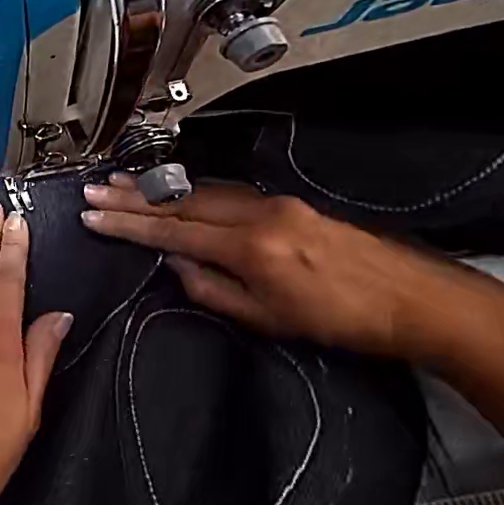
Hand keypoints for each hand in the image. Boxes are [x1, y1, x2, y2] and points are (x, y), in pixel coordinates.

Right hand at [80, 175, 503, 363]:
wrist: (409, 298)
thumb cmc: (339, 320)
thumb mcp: (269, 320)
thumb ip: (213, 289)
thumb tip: (174, 262)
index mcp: (248, 248)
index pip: (172, 230)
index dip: (129, 223)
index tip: (94, 216)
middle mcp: (255, 214)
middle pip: (182, 200)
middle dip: (134, 195)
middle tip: (96, 189)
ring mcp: (271, 203)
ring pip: (202, 191)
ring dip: (160, 189)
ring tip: (122, 184)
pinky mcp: (284, 202)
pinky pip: (225, 193)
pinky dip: (192, 192)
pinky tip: (175, 190)